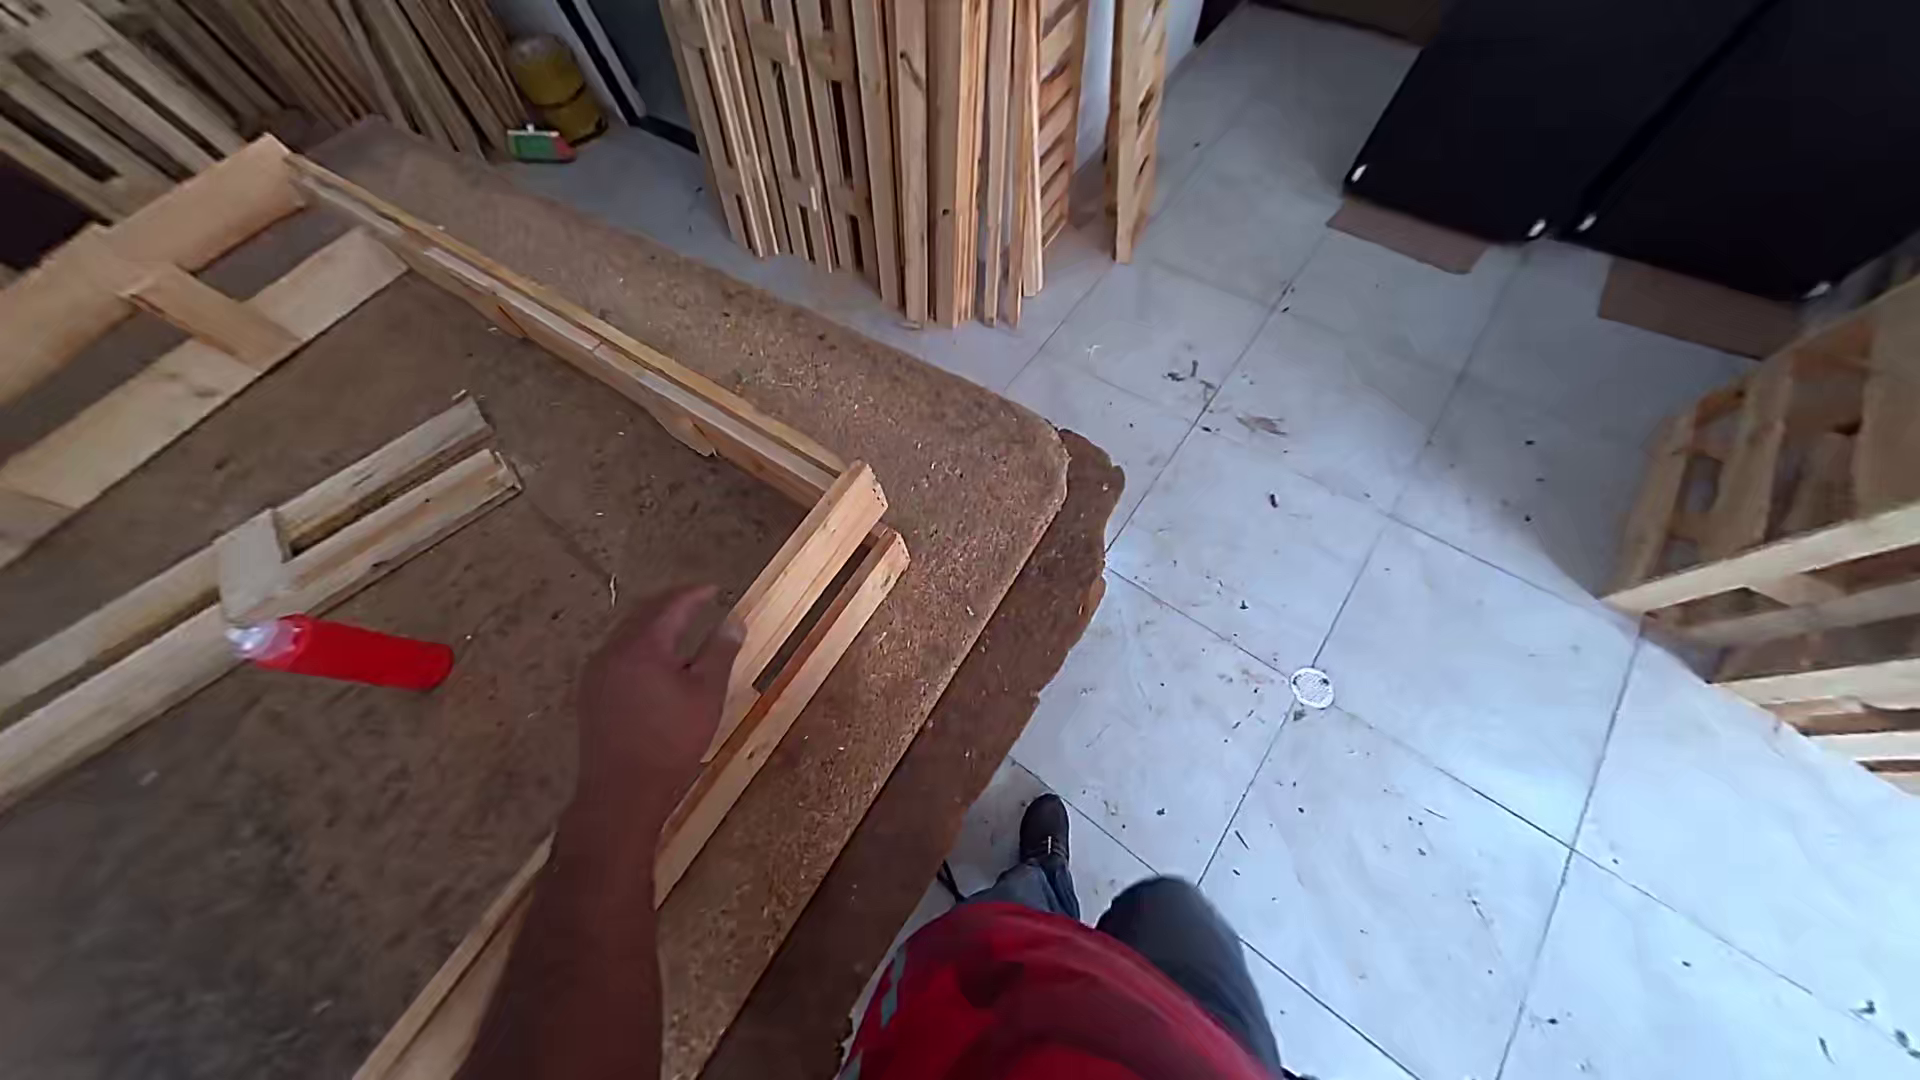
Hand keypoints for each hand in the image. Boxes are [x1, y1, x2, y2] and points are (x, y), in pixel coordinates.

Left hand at [568, 585, 742, 840]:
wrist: (622, 792)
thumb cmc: (672, 739)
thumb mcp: (707, 692)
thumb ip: (720, 651)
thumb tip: (733, 621)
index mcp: (641, 647)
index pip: (669, 606)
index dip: (694, 594)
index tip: (715, 588)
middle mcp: (612, 652)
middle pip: (643, 614)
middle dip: (672, 603)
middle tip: (699, 599)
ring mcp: (597, 673)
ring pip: (628, 633)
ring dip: (656, 622)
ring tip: (683, 623)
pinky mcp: (592, 693)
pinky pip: (620, 652)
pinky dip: (643, 643)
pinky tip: (659, 657)